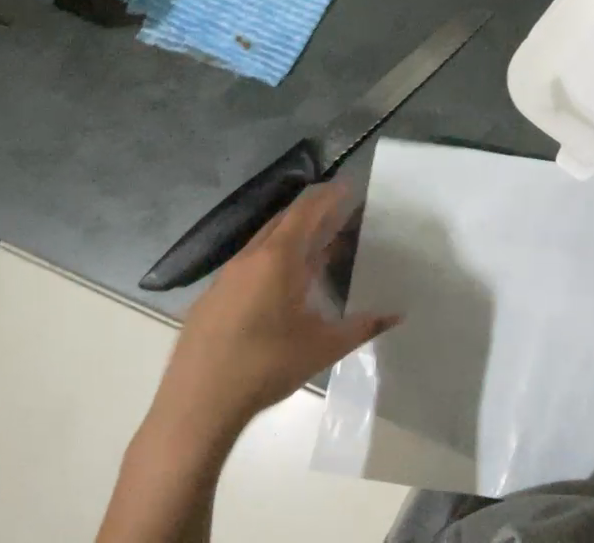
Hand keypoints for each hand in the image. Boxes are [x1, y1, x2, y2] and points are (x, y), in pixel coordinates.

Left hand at [147, 182, 397, 447]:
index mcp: (278, 259)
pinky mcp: (211, 300)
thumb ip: (363, 326)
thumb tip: (397, 315)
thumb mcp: (324, 347)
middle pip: (284, 221)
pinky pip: (248, 266)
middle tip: (341, 215)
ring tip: (318, 250)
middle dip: (313, 214)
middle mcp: (249, 259)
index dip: (329, 195)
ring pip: (264, 244)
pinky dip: (271, 262)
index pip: (306, 210)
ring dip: (292, 239)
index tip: (349, 187)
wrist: (196, 407)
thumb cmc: (265, 367)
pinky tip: (282, 288)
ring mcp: (225, 279)